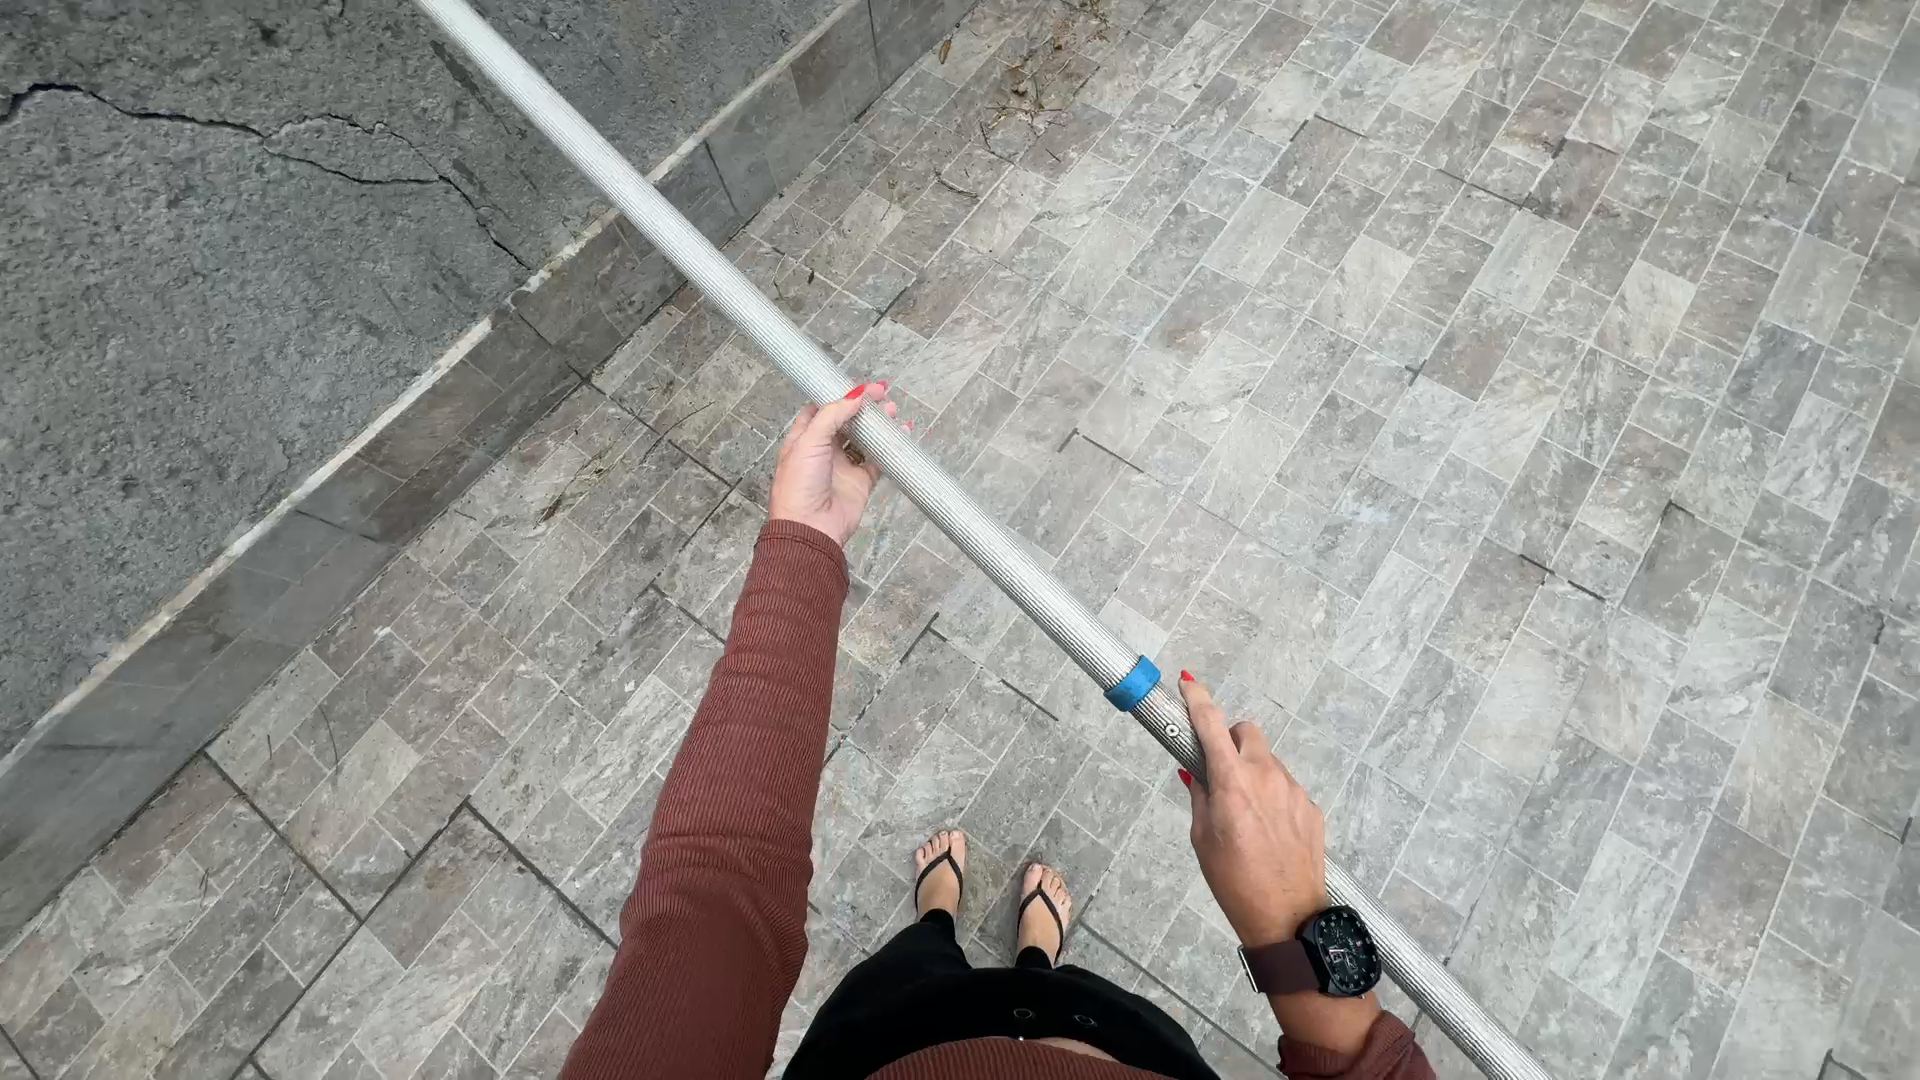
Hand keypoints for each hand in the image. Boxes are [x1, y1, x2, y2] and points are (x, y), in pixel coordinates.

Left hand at [767, 381, 899, 547]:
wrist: (811, 527)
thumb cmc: (799, 485)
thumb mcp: (809, 441)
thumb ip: (833, 415)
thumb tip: (855, 396)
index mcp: (803, 439)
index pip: (822, 409)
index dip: (840, 396)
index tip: (861, 387)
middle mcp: (823, 451)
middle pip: (846, 422)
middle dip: (864, 407)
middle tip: (883, 394)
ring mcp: (843, 466)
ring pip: (864, 439)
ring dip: (877, 425)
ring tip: (892, 411)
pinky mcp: (860, 482)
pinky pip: (878, 460)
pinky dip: (890, 448)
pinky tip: (901, 434)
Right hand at [1177, 673, 1327, 946]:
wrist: (1288, 920)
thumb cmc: (1233, 880)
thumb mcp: (1202, 836)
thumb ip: (1200, 795)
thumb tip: (1196, 770)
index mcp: (1232, 782)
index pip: (1211, 724)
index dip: (1197, 698)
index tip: (1187, 681)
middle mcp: (1266, 777)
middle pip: (1246, 731)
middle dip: (1230, 739)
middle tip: (1220, 767)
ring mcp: (1294, 791)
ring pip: (1267, 760)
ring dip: (1252, 770)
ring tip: (1246, 811)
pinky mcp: (1312, 808)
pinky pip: (1285, 786)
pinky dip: (1272, 794)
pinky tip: (1268, 829)